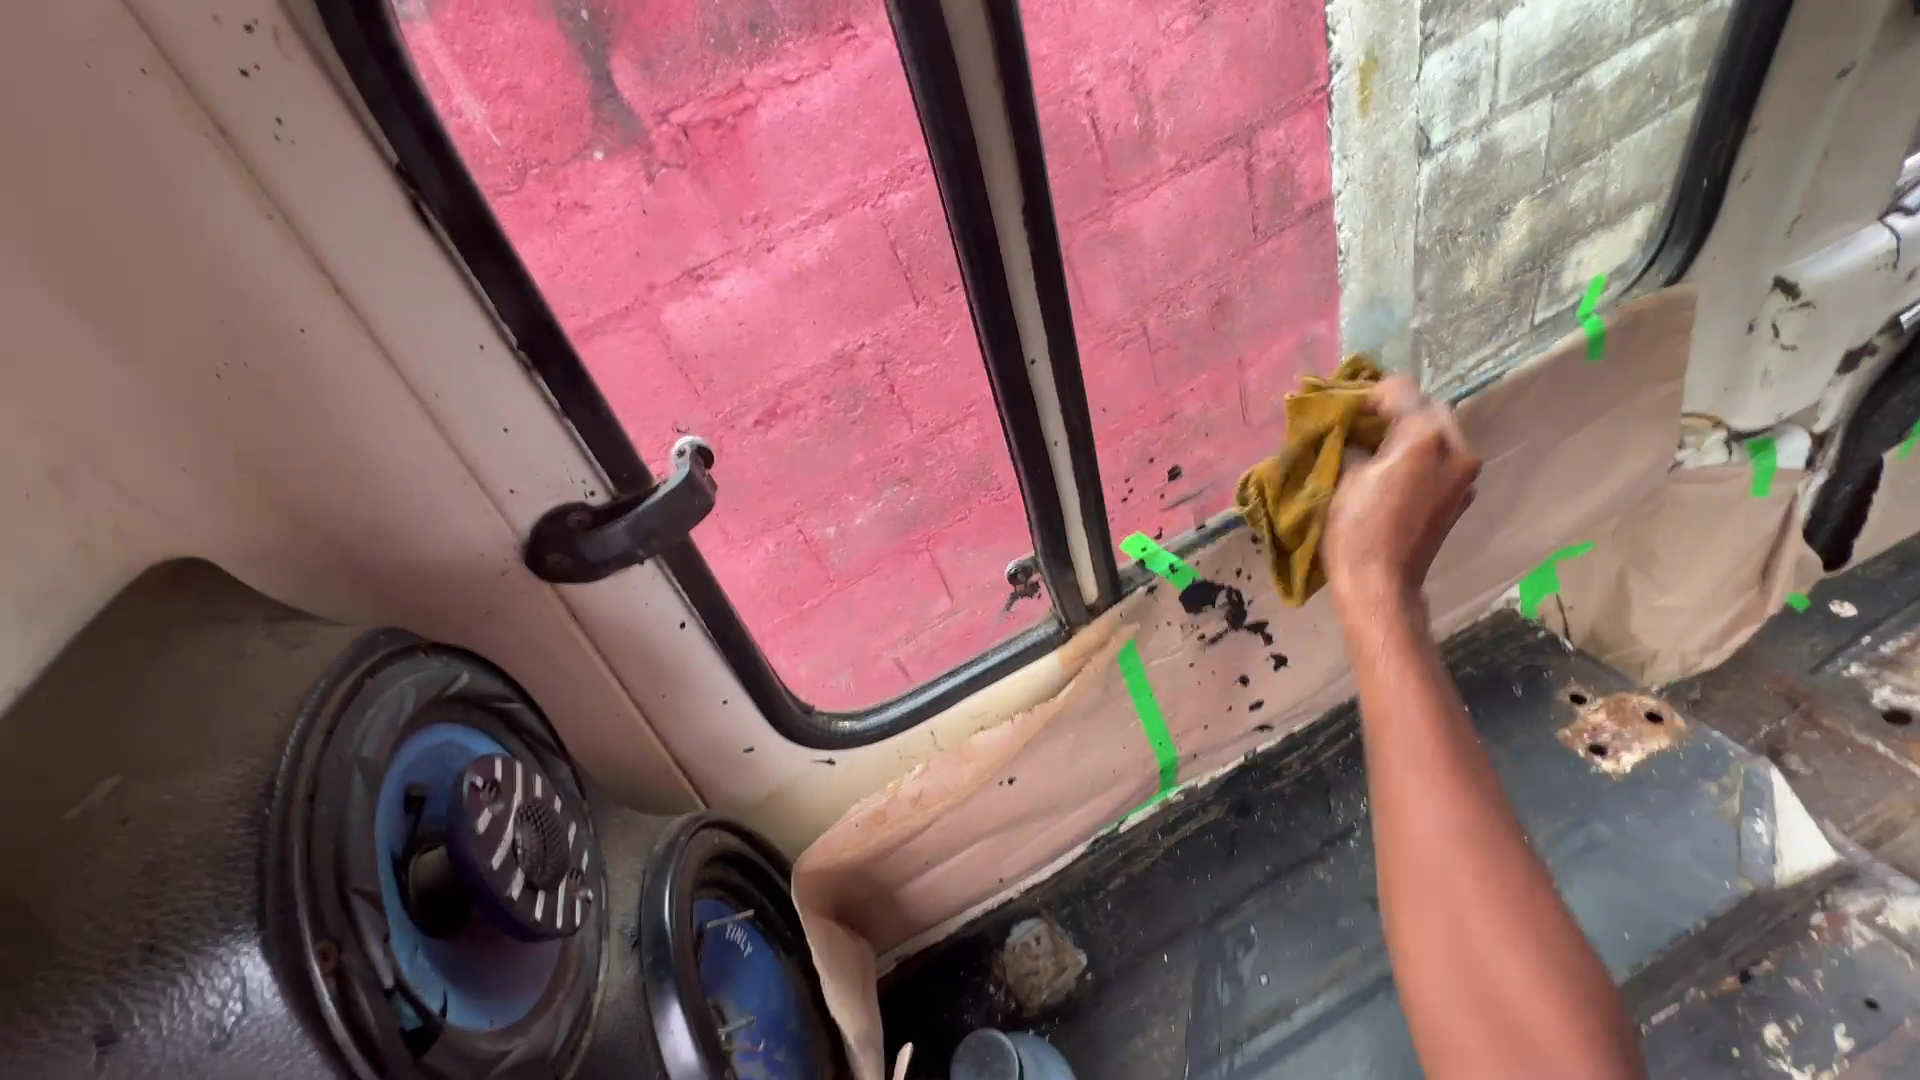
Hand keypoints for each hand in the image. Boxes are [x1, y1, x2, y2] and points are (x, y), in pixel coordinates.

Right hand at [1323, 377, 1480, 607]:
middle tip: (1363, 428)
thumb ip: (1358, 445)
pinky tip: (1395, 475)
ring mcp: (1465, 475)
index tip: (1349, 412)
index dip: (1371, 395)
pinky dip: (1420, 458)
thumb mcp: (1346, 477)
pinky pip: (1443, 461)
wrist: (1381, 584)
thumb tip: (1358, 436)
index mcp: (1424, 437)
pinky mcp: (1462, 497)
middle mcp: (1456, 448)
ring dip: (1410, 434)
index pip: (1401, 390)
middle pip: (1428, 409)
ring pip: (1439, 434)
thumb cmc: (1356, 530)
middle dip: (1396, 412)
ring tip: (1377, 450)